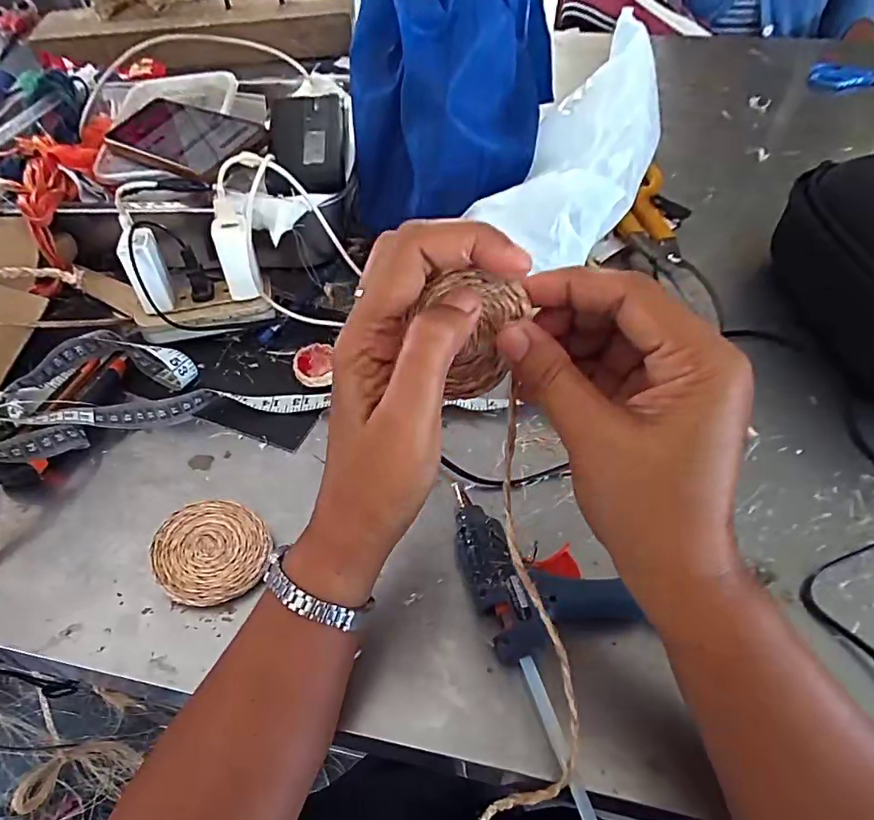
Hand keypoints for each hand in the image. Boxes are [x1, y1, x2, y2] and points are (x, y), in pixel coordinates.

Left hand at [291, 222, 530, 606]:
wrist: (356, 523)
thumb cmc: (379, 484)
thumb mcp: (409, 418)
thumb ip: (431, 350)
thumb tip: (466, 296)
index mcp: (366, 335)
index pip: (411, 252)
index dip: (468, 242)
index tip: (518, 266)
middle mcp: (368, 329)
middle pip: (411, 252)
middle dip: (467, 246)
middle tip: (516, 273)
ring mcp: (380, 345)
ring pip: (419, 279)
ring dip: (465, 271)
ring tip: (508, 291)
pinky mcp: (395, 363)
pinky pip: (426, 314)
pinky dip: (460, 304)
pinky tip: (485, 322)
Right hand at [498, 268, 753, 613]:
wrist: (676, 569)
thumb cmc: (647, 511)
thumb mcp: (594, 436)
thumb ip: (551, 376)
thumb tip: (510, 331)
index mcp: (703, 359)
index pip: (633, 296)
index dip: (572, 287)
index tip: (521, 293)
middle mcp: (702, 360)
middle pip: (627, 315)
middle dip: (568, 320)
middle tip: (515, 332)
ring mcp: (684, 384)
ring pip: (619, 343)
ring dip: (570, 348)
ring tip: (521, 358)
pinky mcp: (665, 406)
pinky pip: (619, 374)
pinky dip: (581, 375)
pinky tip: (542, 378)